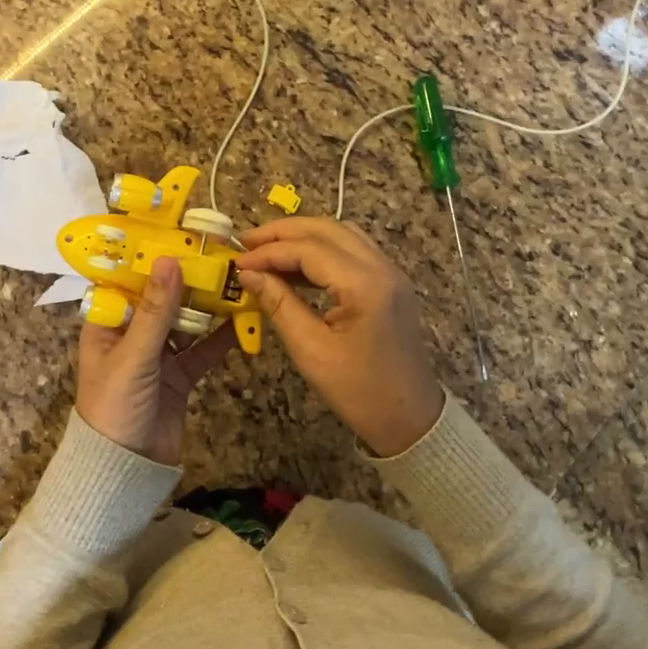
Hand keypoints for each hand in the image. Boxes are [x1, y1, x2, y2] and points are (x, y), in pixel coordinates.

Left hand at [76, 257, 236, 464]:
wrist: (125, 471)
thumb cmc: (114, 408)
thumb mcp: (133, 357)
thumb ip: (156, 311)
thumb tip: (170, 260)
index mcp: (106, 325)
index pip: (129, 282)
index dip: (153, 258)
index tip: (181, 234)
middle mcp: (130, 335)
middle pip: (162, 298)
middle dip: (188, 278)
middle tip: (219, 254)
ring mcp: (157, 356)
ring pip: (185, 321)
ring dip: (208, 304)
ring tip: (236, 279)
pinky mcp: (179, 377)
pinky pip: (202, 350)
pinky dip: (220, 336)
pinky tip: (242, 318)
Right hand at [235, 219, 445, 456]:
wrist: (410, 419)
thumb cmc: (359, 392)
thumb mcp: (311, 350)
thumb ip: (279, 304)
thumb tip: (248, 274)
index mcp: (365, 285)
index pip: (308, 249)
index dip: (268, 252)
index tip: (236, 262)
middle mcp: (382, 268)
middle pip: (326, 229)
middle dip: (283, 232)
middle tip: (246, 244)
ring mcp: (390, 273)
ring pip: (341, 233)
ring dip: (302, 237)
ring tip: (266, 251)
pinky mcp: (389, 283)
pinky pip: (352, 250)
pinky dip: (321, 249)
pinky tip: (295, 267)